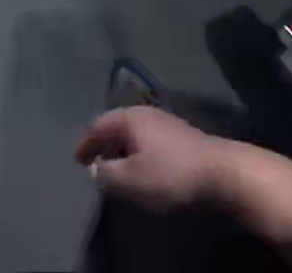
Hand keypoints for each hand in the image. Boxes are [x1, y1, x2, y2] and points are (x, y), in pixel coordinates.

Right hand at [73, 106, 229, 210]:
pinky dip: (132, 147)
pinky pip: (143, 135)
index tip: (76, 160)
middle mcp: (144, 112)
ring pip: (130, 129)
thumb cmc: (170, 172)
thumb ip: (107, 173)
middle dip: (100, 142)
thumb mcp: (132, 179)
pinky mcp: (174, 132)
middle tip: (89, 162)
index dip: (85, 142)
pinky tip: (136, 163)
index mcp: (130, 118)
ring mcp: (161, 119)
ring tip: (110, 165)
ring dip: (116, 145)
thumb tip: (94, 167)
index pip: (98, 124)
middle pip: (114, 123)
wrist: (216, 168)